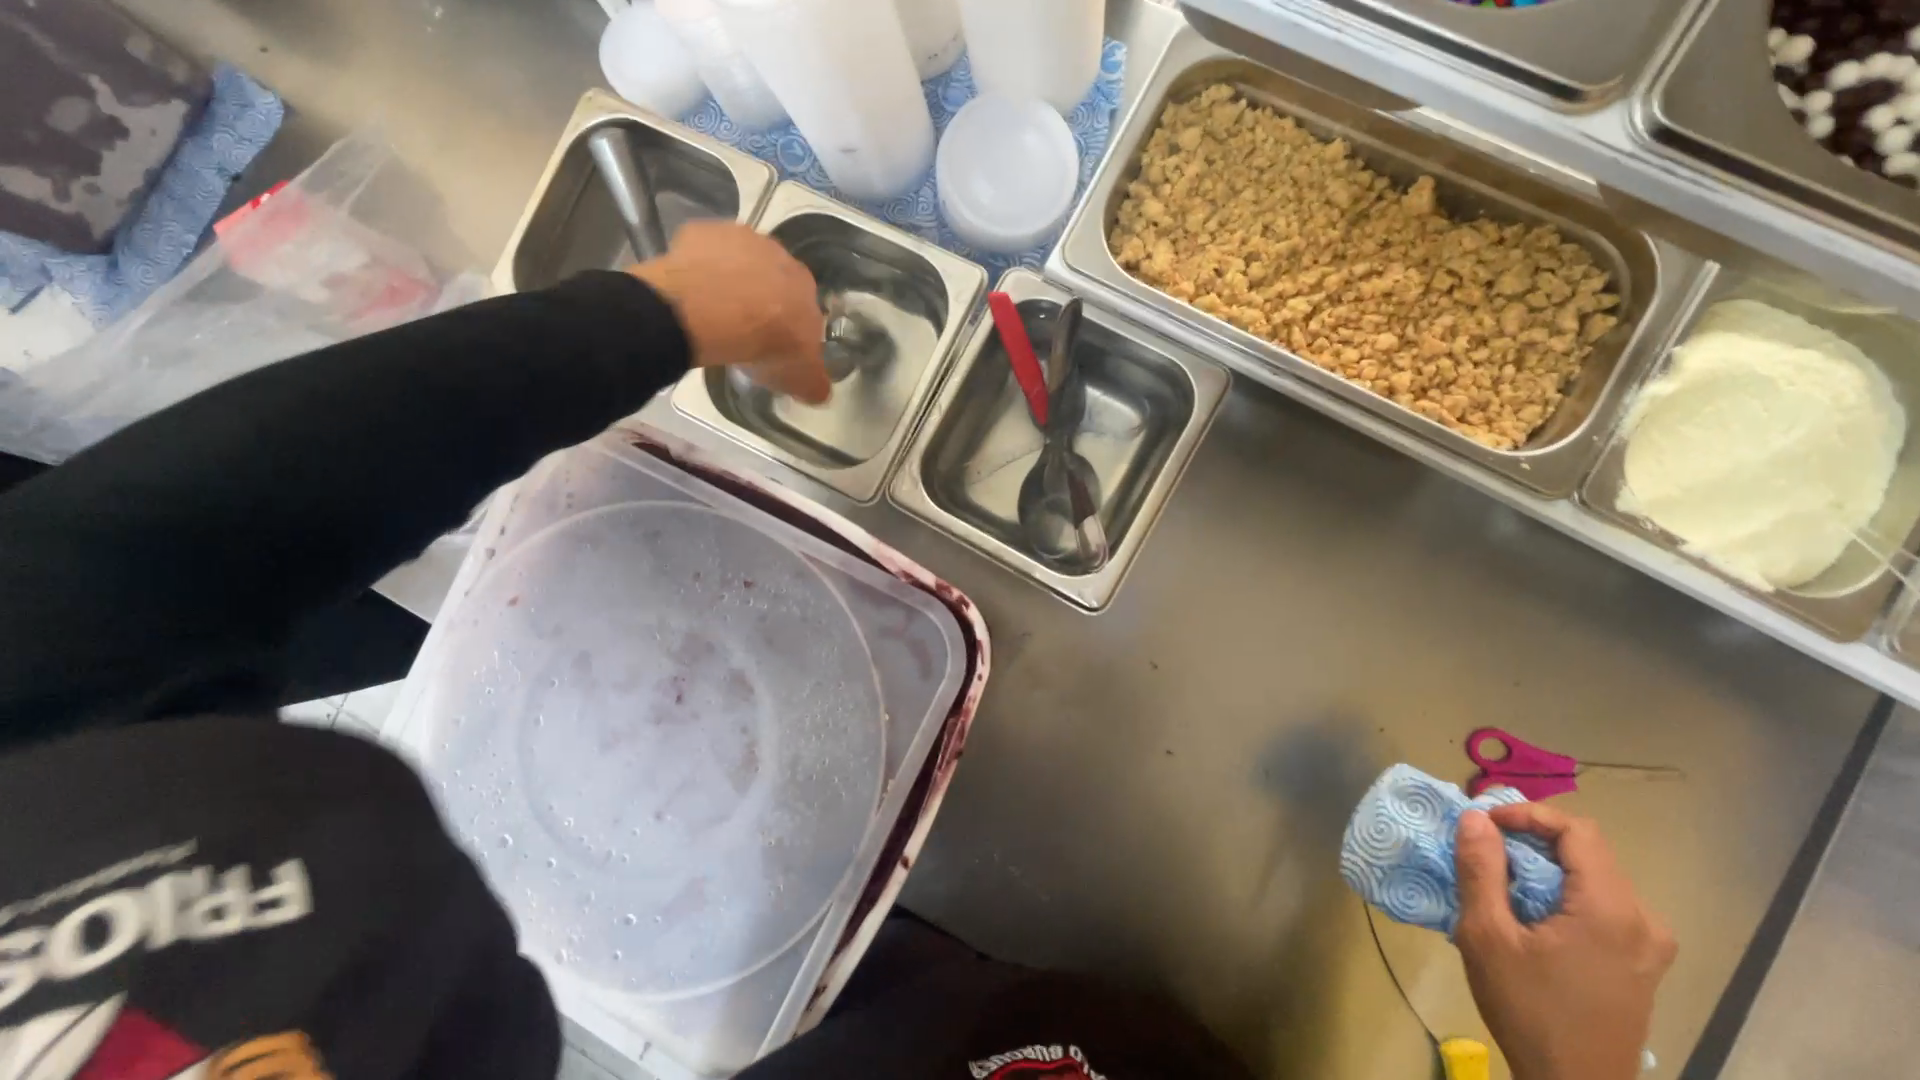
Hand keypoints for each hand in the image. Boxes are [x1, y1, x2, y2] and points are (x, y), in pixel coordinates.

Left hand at [629, 222, 830, 402]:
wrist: (711, 312)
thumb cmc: (764, 344)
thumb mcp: (800, 377)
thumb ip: (814, 381)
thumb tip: (820, 391)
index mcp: (807, 287)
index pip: (804, 306)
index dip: (789, 325)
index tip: (775, 344)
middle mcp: (779, 255)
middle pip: (773, 279)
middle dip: (762, 299)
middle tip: (744, 328)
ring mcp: (739, 239)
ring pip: (739, 261)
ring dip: (731, 280)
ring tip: (714, 310)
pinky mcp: (704, 233)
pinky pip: (705, 251)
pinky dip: (701, 266)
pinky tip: (692, 290)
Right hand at [1453, 804, 1676, 1079]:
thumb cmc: (1528, 1010)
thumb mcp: (1487, 936)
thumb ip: (1481, 870)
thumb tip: (1476, 819)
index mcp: (1610, 909)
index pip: (1577, 831)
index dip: (1528, 815)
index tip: (1485, 824)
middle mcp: (1644, 920)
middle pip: (1589, 853)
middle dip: (1534, 841)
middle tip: (1485, 849)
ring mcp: (1651, 945)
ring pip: (1597, 879)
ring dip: (1549, 868)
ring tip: (1502, 881)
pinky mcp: (1644, 964)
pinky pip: (1605, 906)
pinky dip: (1566, 894)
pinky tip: (1532, 915)